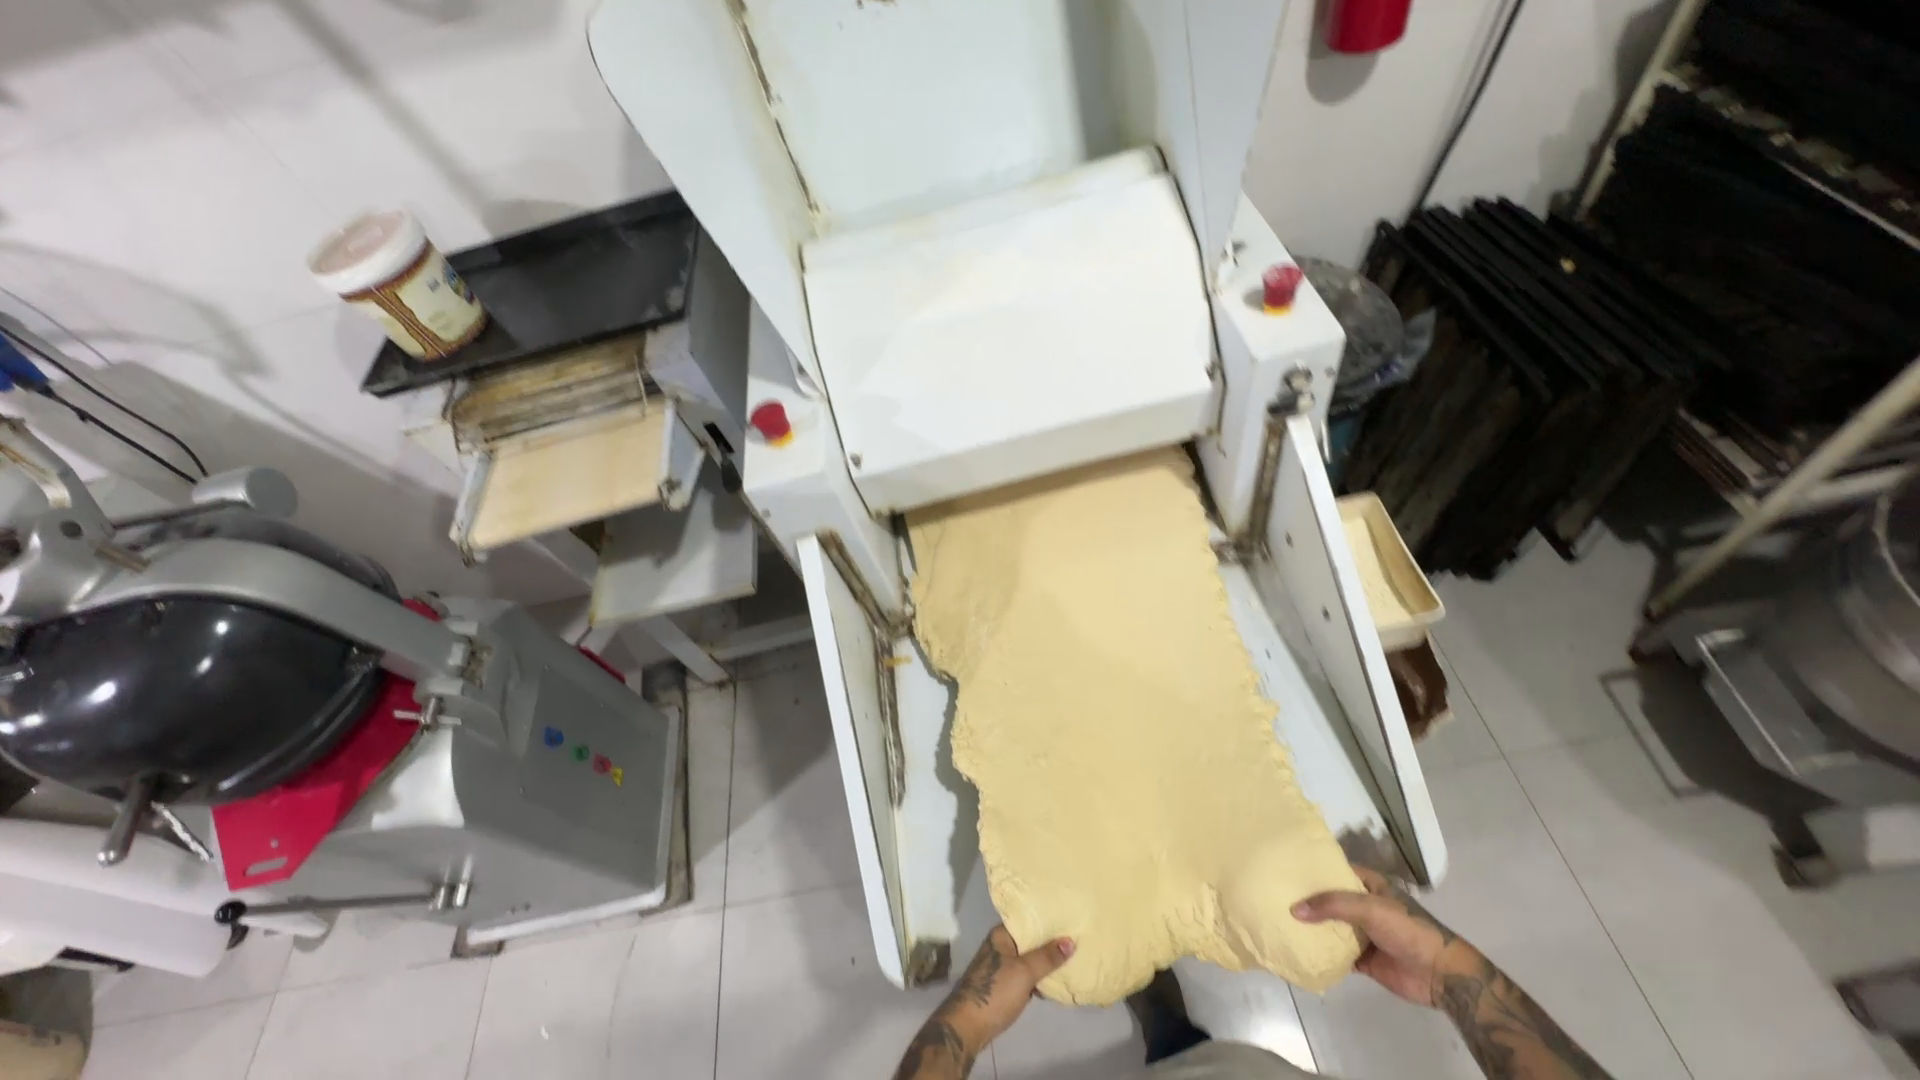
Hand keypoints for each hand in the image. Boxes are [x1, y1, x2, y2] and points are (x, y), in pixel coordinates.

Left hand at [894, 926, 1074, 1079]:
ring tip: (1074, 955)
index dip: (1048, 918)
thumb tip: (1071, 940)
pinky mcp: (1005, 985)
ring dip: (1047, 960)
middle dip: (1051, 941)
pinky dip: (1040, 976)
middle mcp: (1001, 946)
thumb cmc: (995, 991)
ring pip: (1030, 959)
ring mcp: (1002, 966)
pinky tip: (1058, 978)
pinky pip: (1028, 975)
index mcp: (1001, 935)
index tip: (1070, 916)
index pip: (1027, 919)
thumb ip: (1047, 957)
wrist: (968, 1026)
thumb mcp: (1024, 972)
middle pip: (1030, 940)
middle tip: (1078, 936)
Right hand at [1292, 865, 1478, 1006]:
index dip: (1313, 869)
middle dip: (1307, 899)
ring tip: (1278, 919)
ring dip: (1311, 926)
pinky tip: (1297, 948)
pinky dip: (1320, 951)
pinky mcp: (1362, 959)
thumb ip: (1332, 905)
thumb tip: (1294, 909)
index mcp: (1369, 886)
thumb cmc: (1407, 930)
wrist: (1439, 974)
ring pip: (1330, 926)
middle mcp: (1363, 906)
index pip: (1336, 871)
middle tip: (1274, 894)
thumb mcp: (1370, 909)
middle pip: (1329, 900)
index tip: (1285, 867)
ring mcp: (1363, 933)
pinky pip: (1336, 953)